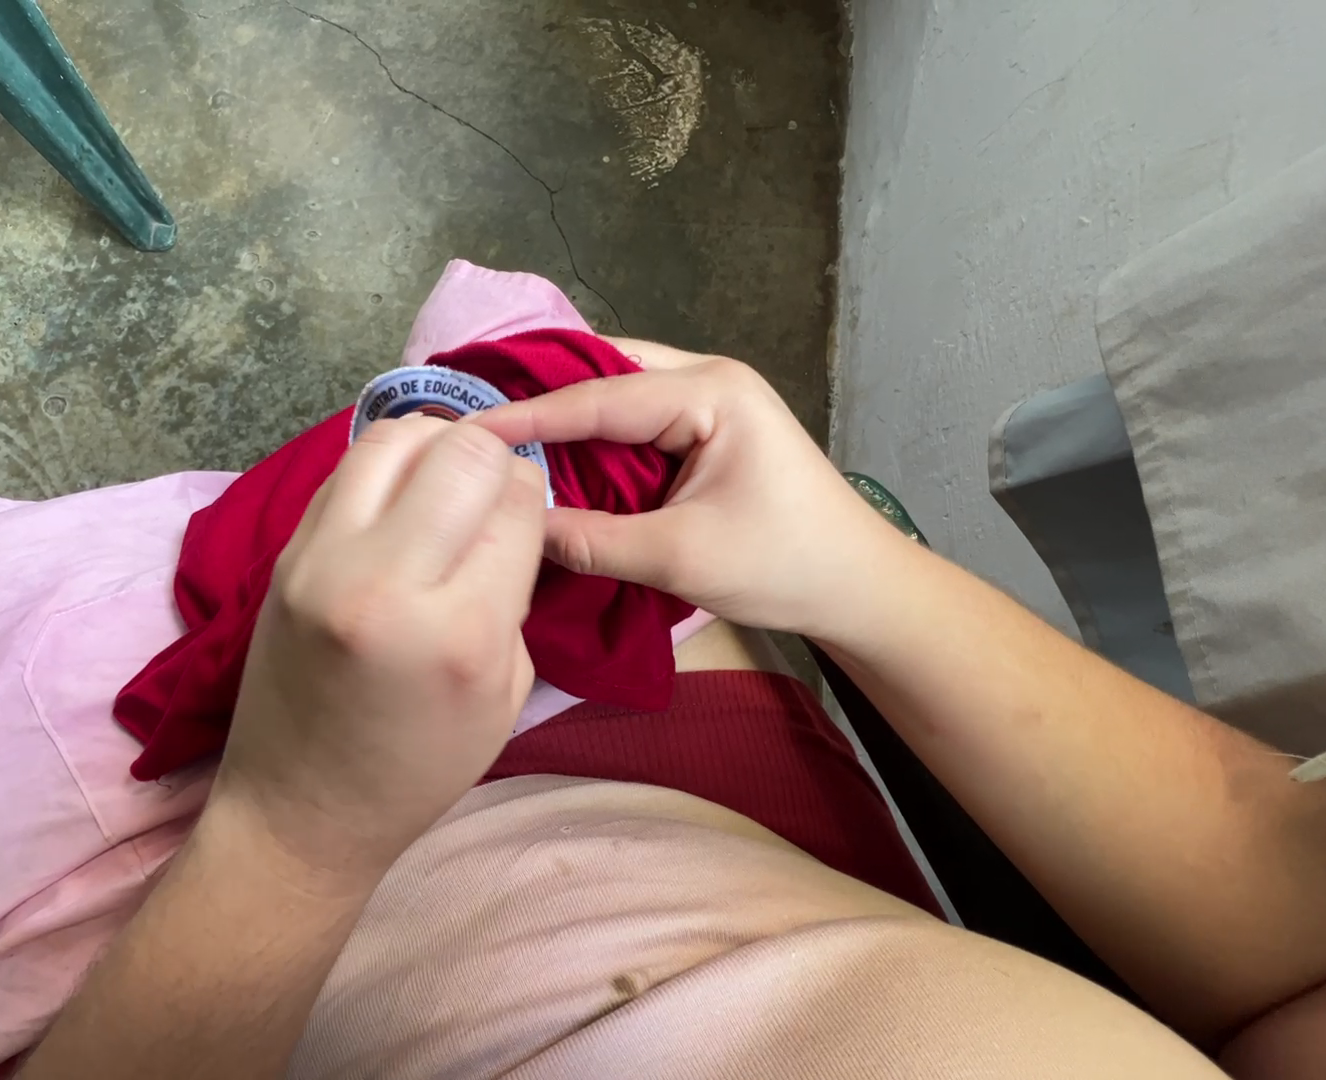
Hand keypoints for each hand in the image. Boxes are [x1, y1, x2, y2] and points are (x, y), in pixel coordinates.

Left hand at [214, 416, 547, 885]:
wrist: (300, 808)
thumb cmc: (420, 767)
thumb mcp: (506, 691)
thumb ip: (514, 592)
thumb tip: (508, 519)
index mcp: (460, 630)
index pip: (518, 502)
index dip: (533, 498)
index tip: (523, 520)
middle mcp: (386, 579)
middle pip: (461, 449)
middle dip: (492, 460)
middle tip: (488, 496)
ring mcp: (321, 559)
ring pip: (394, 436)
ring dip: (435, 445)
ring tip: (443, 482)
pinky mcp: (283, 553)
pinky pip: (347, 468)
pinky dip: (387, 466)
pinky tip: (398, 498)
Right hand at [467, 338, 917, 641]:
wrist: (856, 588)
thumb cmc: (784, 565)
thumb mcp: (681, 557)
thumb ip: (593, 540)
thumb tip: (519, 528)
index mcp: (712, 392)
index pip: (600, 396)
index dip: (530, 415)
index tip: (469, 429)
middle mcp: (706, 380)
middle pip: (605, 376)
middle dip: (542, 397)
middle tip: (478, 421)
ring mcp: (706, 403)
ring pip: (615, 397)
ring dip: (565, 420)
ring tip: (502, 439)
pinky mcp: (701, 433)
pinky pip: (630, 427)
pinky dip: (590, 443)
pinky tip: (555, 463)